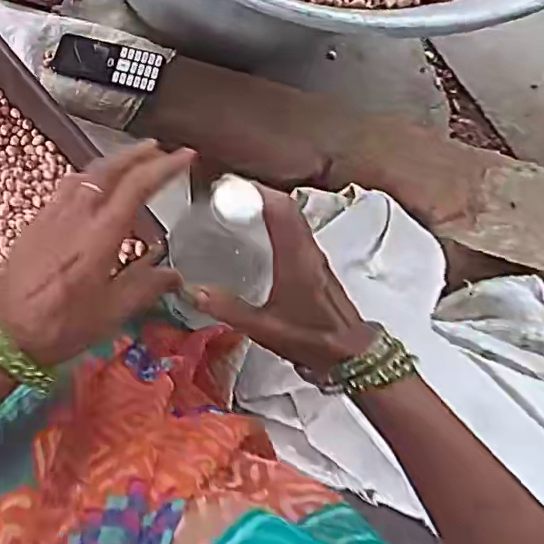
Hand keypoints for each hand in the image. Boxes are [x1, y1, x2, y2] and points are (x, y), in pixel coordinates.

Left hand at [0, 141, 191, 366]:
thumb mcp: (111, 312)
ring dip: (111, 162)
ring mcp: (52, 215)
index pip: (137, 185)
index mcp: (101, 233)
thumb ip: (144, 287)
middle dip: (136, 154)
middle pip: (108, 169)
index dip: (164, 166)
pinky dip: (87, 177)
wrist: (2, 330)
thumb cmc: (59, 324)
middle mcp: (76, 214)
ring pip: (84, 174)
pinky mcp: (36, 222)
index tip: (185, 155)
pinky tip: (91, 187)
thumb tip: (173, 274)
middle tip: (158, 149)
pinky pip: (65, 187)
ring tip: (129, 161)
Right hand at [190, 183, 374, 383]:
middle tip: (225, 193)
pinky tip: (254, 231)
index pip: (280, 210)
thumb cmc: (312, 339)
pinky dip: (274, 218)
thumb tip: (190, 291)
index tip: (227, 187)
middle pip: (286, 206)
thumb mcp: (263, 327)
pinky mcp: (313, 263)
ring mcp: (313, 255)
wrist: (353, 355)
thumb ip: (227, 308)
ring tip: (236, 206)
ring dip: (267, 203)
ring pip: (292, 215)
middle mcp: (307, 250)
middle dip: (256, 192)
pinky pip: (294, 228)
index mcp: (296, 259)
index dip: (255, 191)